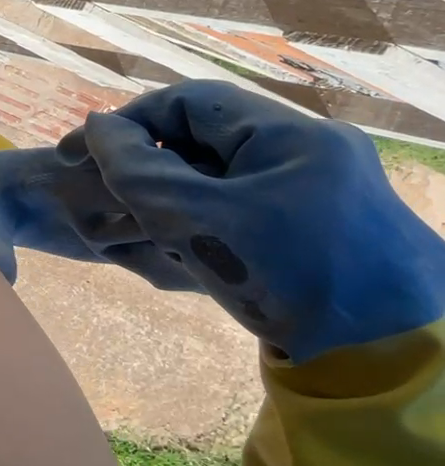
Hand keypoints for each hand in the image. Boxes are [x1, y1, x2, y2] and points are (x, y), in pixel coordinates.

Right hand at [0, 80, 444, 362]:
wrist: (387, 364)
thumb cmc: (279, 274)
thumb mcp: (180, 214)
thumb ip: (125, 162)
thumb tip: (100, 127)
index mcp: (293, 135)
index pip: (183, 101)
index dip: (123, 122)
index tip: (79, 156)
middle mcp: (319, 150)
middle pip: (204, 137)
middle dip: (150, 164)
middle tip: (114, 196)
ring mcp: (333, 188)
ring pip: (223, 170)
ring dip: (176, 193)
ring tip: (153, 230)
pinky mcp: (334, 224)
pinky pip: (250, 199)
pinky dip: (210, 215)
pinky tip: (197, 250)